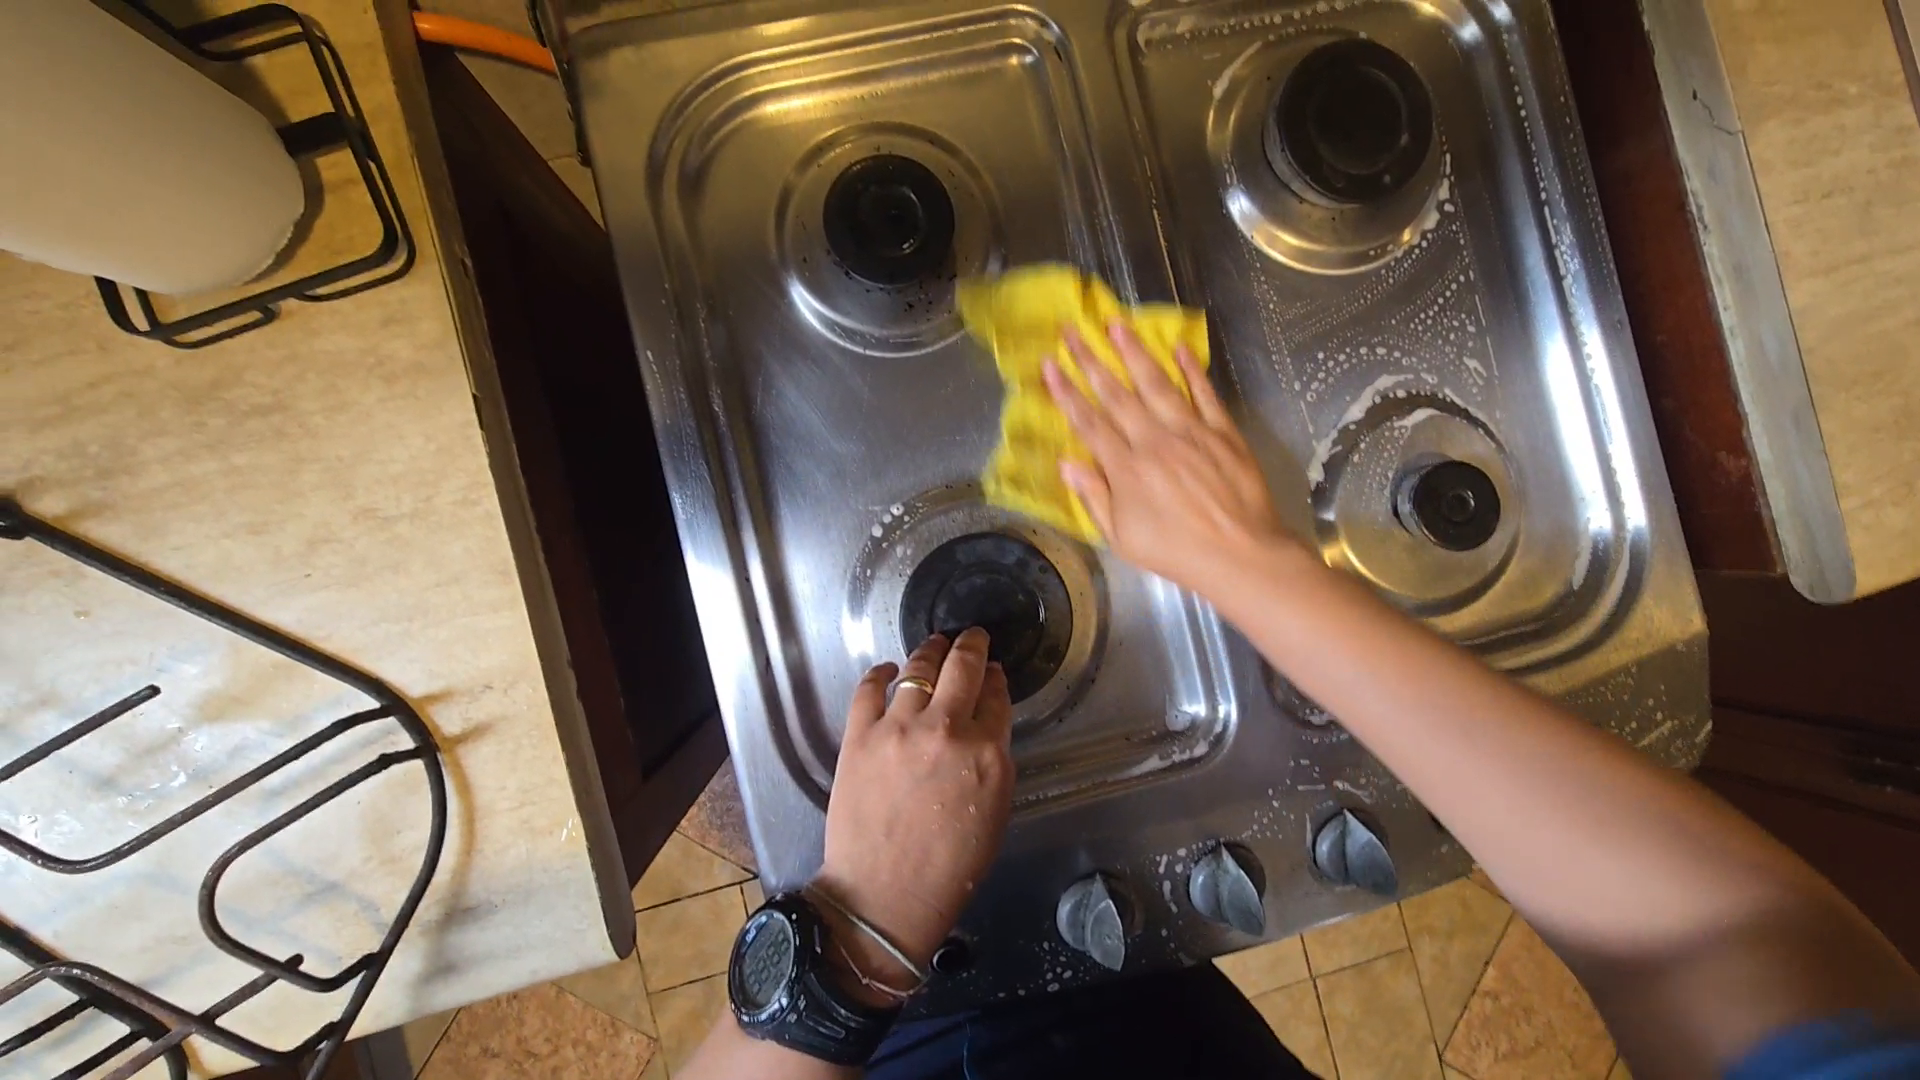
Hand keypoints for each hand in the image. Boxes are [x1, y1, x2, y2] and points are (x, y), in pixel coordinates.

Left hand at [811, 628, 1013, 1002]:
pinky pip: (869, 688)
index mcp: (988, 753)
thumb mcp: (995, 811)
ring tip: (934, 643)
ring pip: (918, 668)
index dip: (996, 678)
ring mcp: (899, 728)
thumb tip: (986, 718)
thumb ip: (995, 758)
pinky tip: (888, 669)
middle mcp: (946, 730)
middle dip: (972, 645)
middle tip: (973, 636)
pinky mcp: (859, 735)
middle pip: (963, 668)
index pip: (997, 697)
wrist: (884, 896)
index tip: (994, 670)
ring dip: (930, 651)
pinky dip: (880, 672)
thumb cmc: (951, 867)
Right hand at [1043, 320, 1296, 593]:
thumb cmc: (1174, 552)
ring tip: (1117, 324)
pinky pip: (1203, 393)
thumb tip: (1067, 464)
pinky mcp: (1222, 432)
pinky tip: (1178, 348)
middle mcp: (1154, 441)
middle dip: (1091, 360)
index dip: (1066, 392)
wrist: (1239, 554)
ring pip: (1157, 384)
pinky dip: (1191, 369)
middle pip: (1117, 394)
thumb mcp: (1122, 538)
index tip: (1050, 364)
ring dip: (1134, 352)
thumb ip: (1095, 497)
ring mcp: (1190, 432)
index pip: (1089, 423)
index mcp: (1126, 469)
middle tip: (1073, 330)